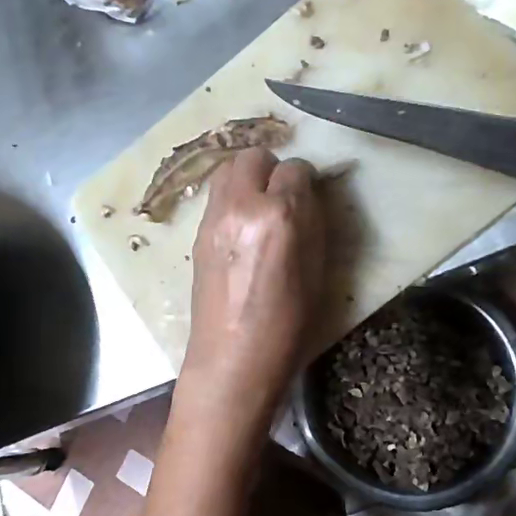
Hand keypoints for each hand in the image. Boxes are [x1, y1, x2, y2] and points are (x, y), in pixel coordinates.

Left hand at [180, 149, 323, 412]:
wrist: (234, 359)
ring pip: (228, 170)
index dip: (306, 181)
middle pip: (254, 157)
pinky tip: (242, 227)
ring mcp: (214, 218)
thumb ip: (312, 224)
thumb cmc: (288, 326)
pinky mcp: (198, 234)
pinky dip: (232, 199)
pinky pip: (216, 197)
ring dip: (248, 178)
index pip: (296, 169)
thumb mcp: (317, 271)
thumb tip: (308, 197)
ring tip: (261, 206)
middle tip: (283, 195)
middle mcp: (242, 206)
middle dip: (272, 169)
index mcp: (280, 216)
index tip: (310, 196)